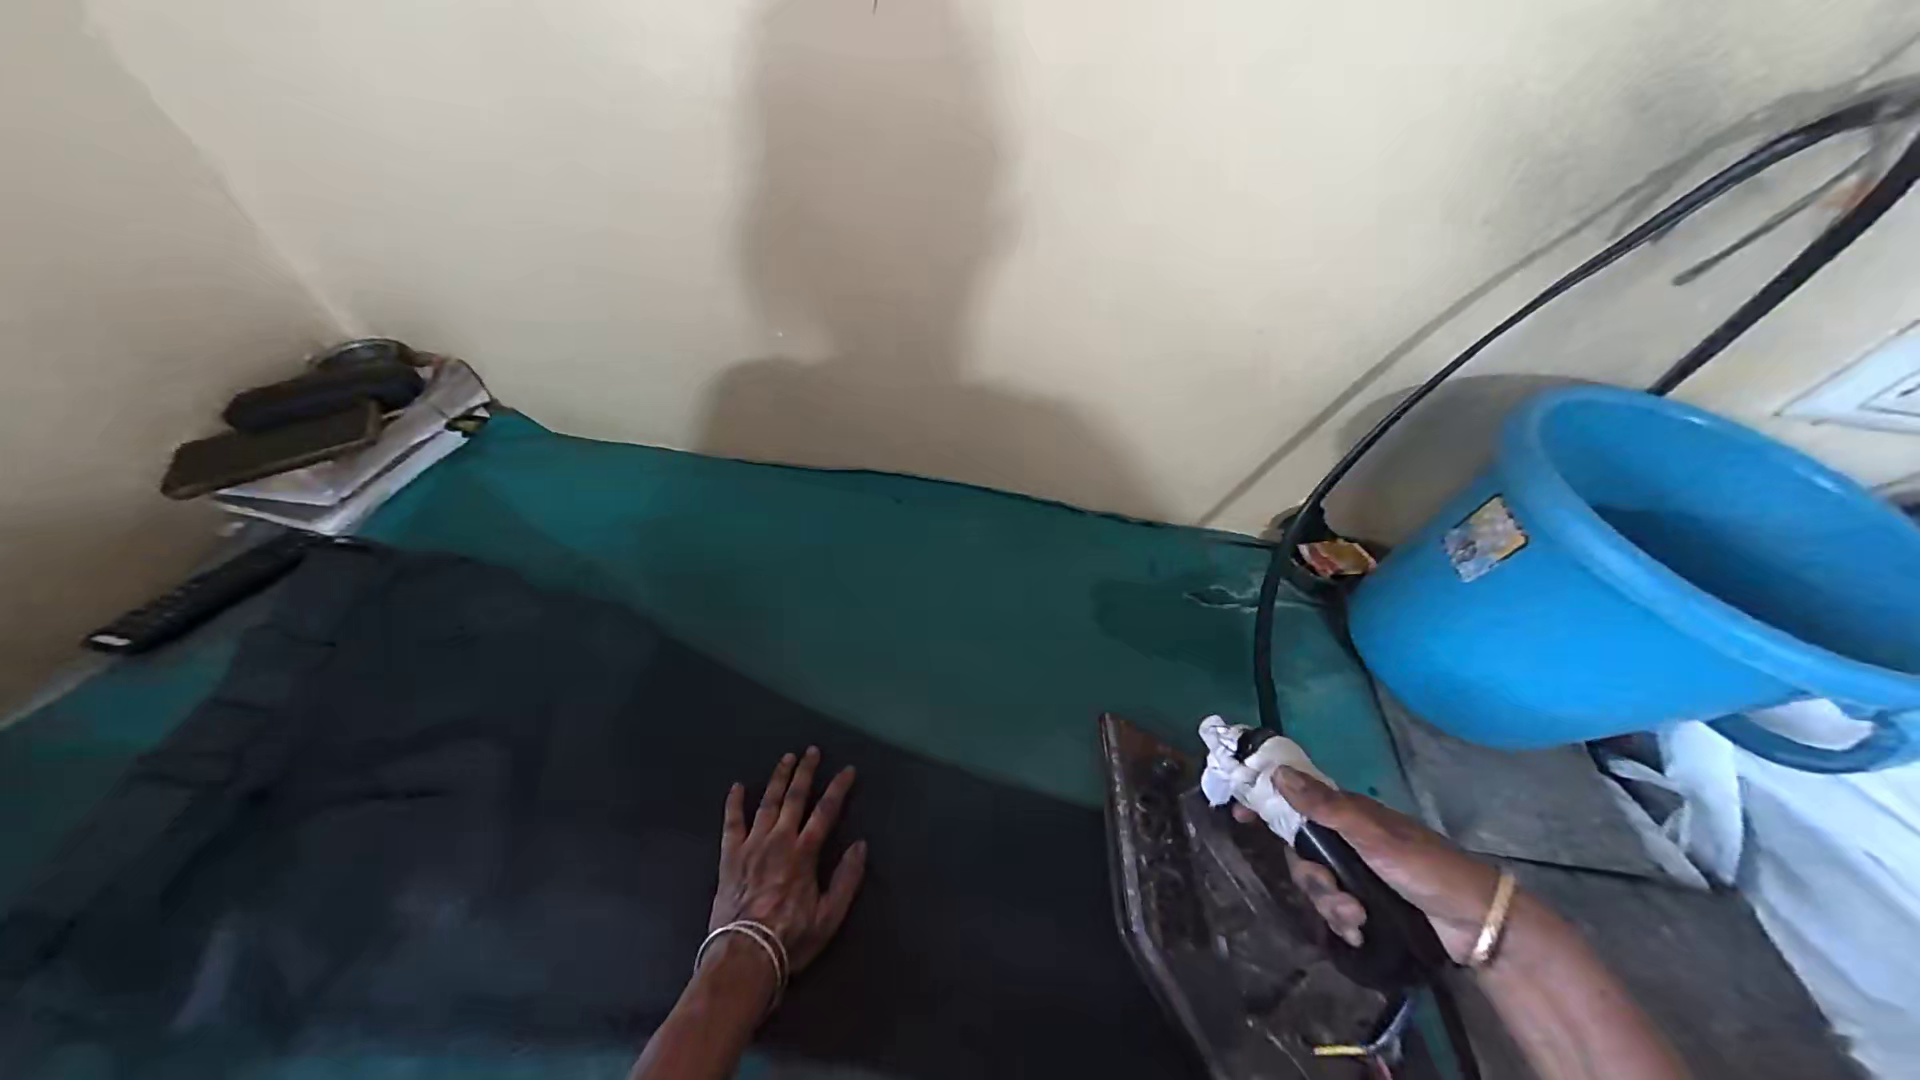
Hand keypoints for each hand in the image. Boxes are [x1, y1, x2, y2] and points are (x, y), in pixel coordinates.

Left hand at [710, 747, 867, 973]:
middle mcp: (779, 840)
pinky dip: (734, 803)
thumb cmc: (790, 939)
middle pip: (795, 797)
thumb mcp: (830, 916)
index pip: (827, 810)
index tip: (848, 770)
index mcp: (804, 852)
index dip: (839, 788)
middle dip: (806, 771)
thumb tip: (860, 845)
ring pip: (767, 802)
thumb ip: (847, 879)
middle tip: (812, 751)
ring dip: (778, 778)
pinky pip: (731, 823)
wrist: (743, 958)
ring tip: (786, 758)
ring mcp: (752, 845)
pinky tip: (736, 786)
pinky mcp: (729, 856)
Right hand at [1237, 766, 1502, 962]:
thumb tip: (1277, 773)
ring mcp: (1354, 870)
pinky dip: (1342, 921)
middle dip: (1309, 876)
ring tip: (1357, 920)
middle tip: (1329, 890)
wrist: (1477, 924)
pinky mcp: (1365, 901)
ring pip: (1315, 882)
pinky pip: (1333, 908)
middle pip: (1299, 850)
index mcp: (1345, 812)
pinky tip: (1360, 932)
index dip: (1264, 802)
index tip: (1238, 813)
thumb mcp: (1373, 835)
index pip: (1294, 797)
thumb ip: (1325, 806)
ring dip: (1330, 904)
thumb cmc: (1424, 866)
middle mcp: (1344, 838)